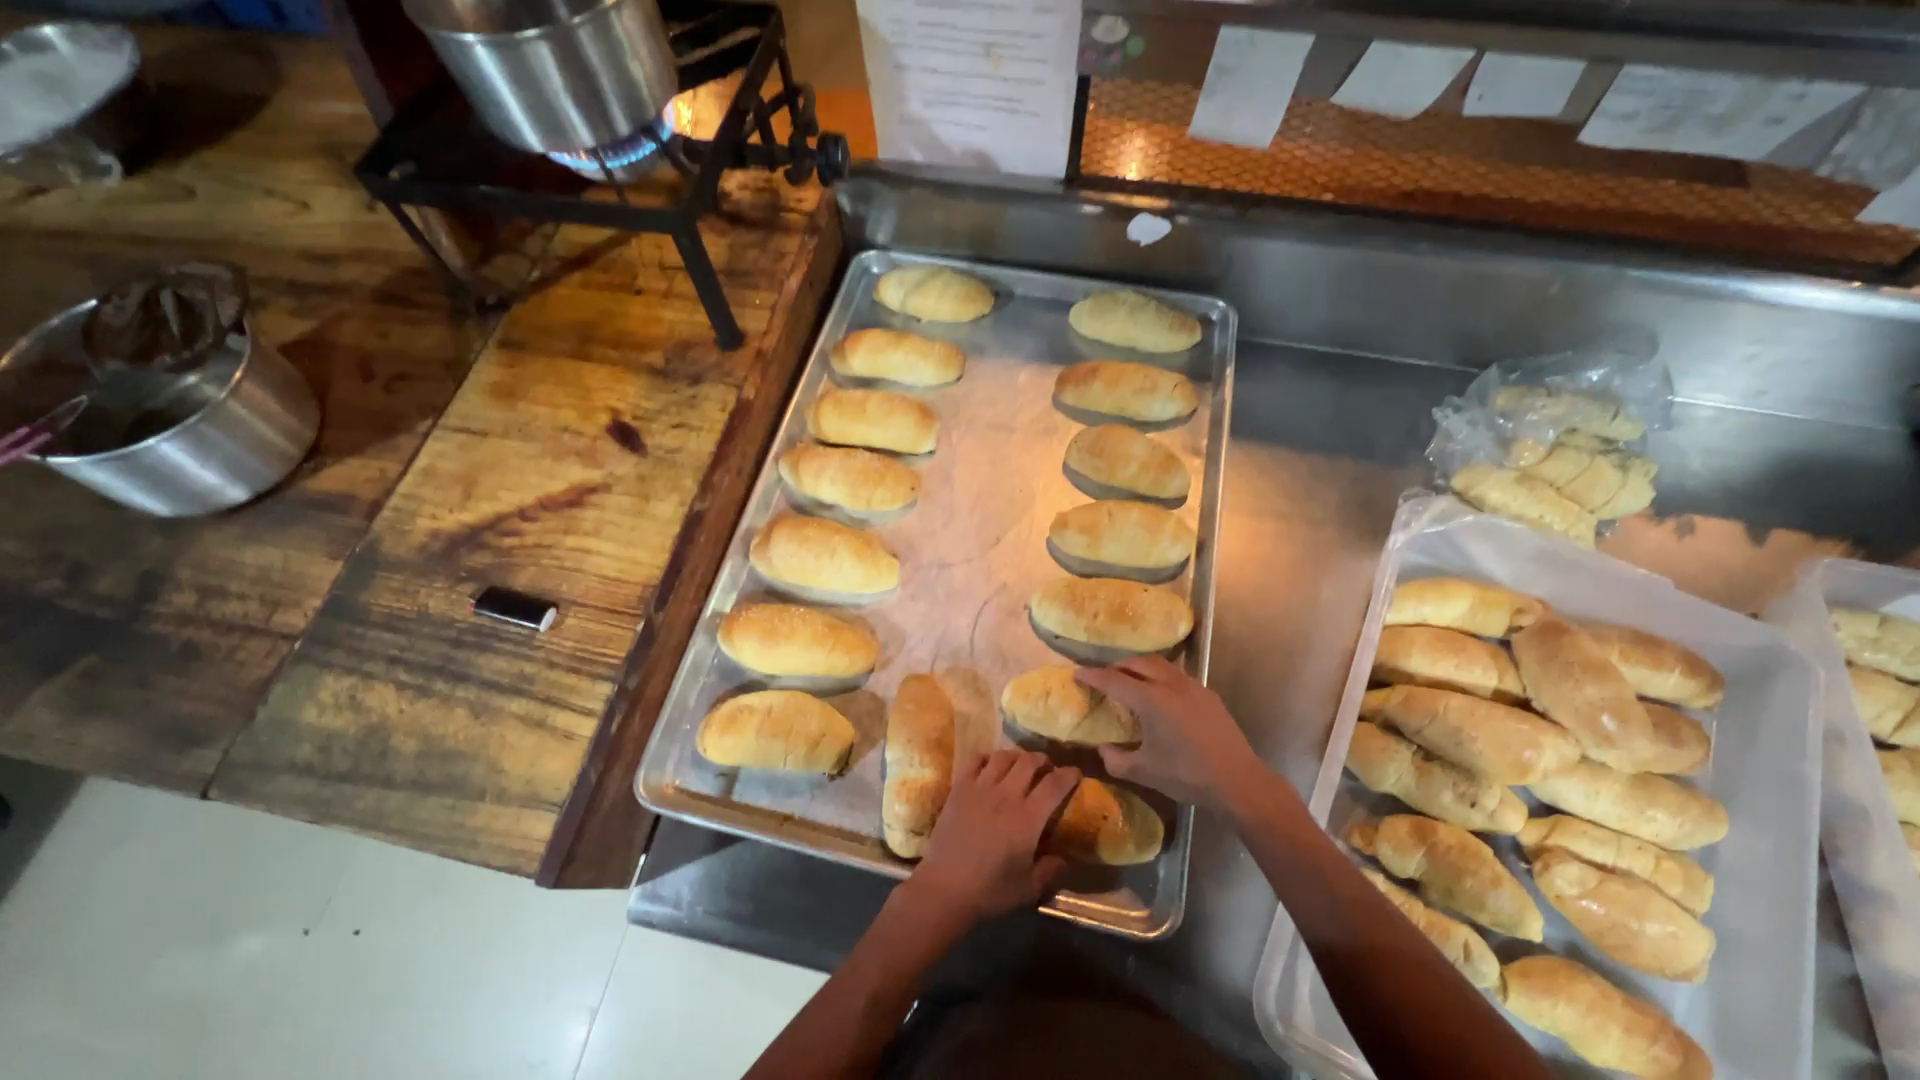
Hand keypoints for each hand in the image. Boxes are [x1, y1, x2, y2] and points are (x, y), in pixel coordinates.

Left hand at [904, 749, 1080, 927]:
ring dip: (1017, 756)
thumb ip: (1051, 871)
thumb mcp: (1029, 889)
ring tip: (1020, 765)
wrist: (945, 889)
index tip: (1076, 773)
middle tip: (1047, 769)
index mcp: (1027, 818)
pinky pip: (974, 760)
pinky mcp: (958, 790)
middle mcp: (1005, 796)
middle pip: (1029, 761)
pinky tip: (990, 766)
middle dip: (1043, 760)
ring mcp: (979, 789)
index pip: (1054, 785)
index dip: (1069, 775)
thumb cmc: (990, 891)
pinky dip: (987, 758)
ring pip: (1002, 756)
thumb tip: (1063, 858)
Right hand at [1077, 655, 1264, 808]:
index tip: (1077, 673)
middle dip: (1117, 666)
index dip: (1093, 676)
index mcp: (1151, 700)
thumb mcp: (1144, 772)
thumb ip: (1116, 759)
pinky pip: (1177, 676)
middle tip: (1104, 677)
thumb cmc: (1187, 775)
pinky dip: (1161, 677)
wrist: (1238, 781)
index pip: (1114, 680)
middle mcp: (1171, 685)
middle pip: (1138, 663)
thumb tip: (1104, 749)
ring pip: (1161, 665)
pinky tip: (1161, 697)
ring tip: (1131, 681)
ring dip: (1141, 668)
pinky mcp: (1209, 696)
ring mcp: (1193, 687)